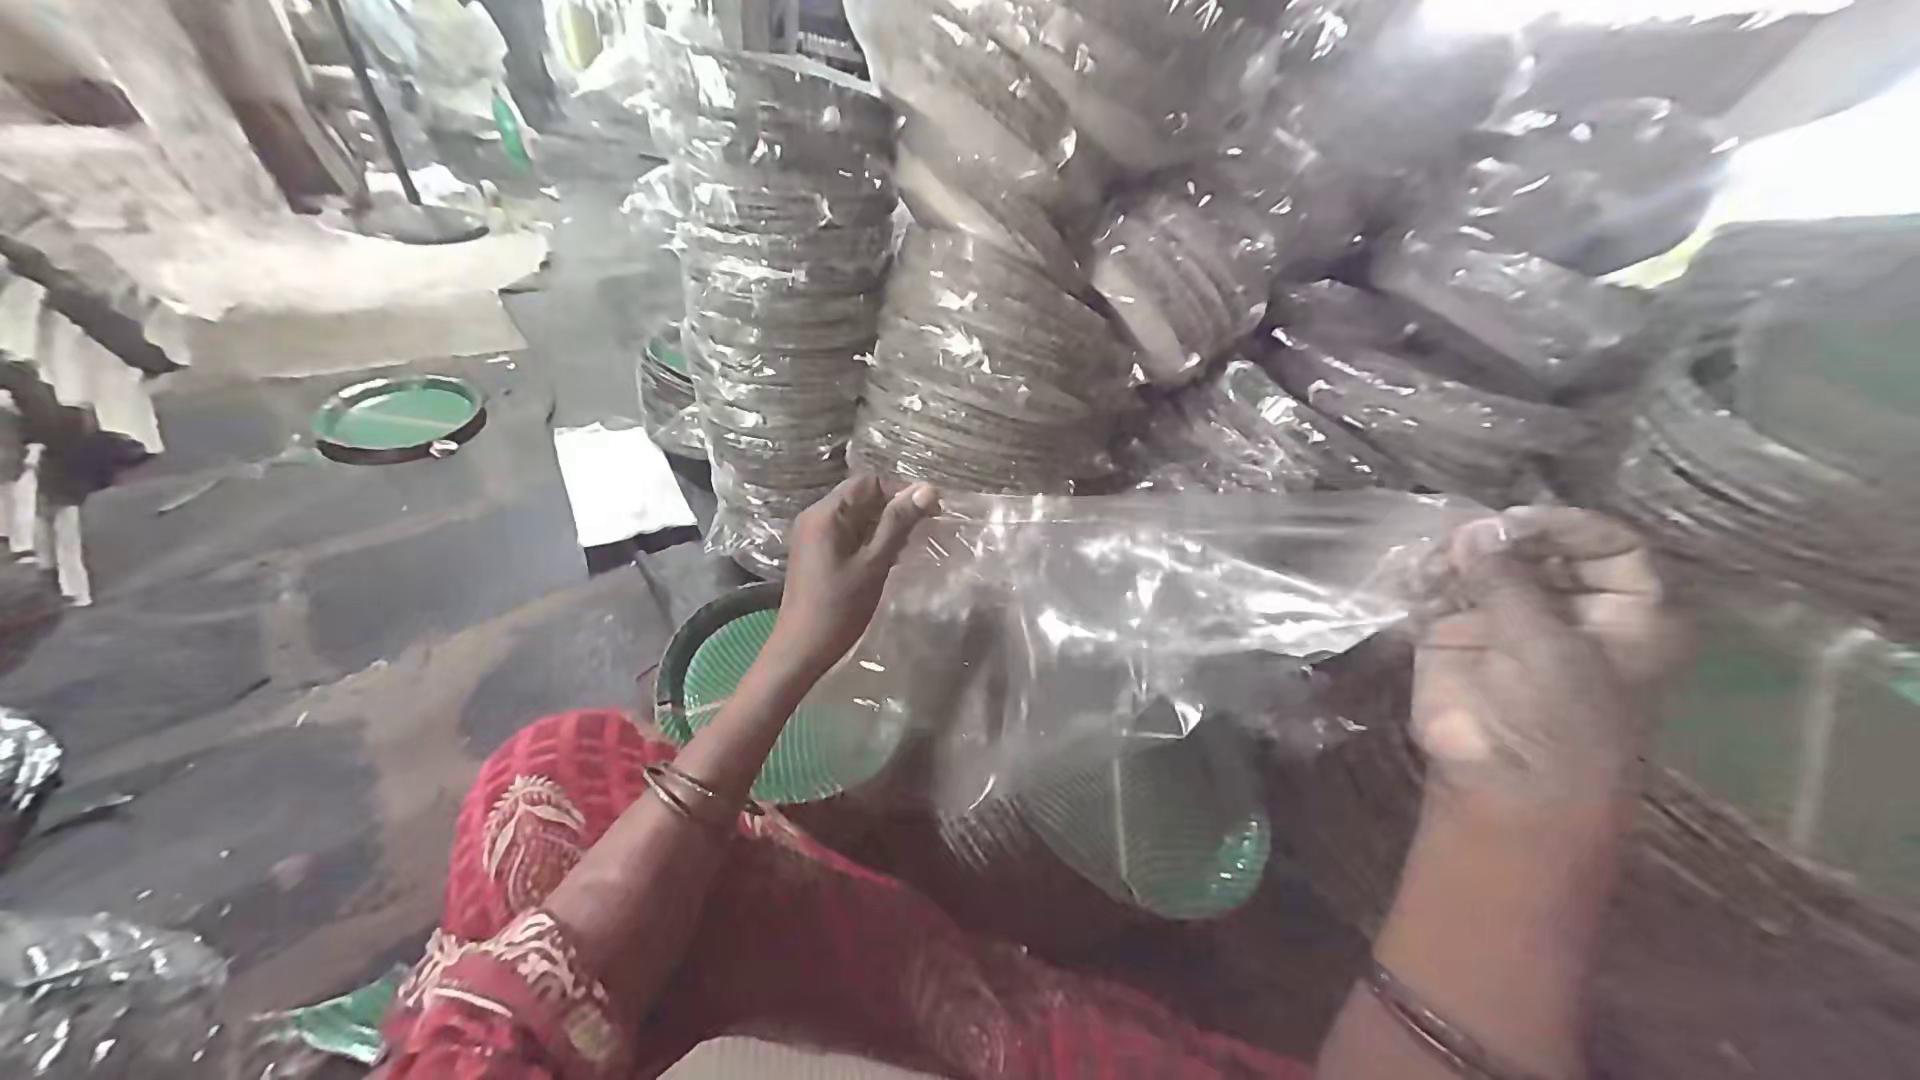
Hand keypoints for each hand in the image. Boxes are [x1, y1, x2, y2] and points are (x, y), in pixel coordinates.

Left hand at [767, 475, 940, 679]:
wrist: (801, 649)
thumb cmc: (839, 607)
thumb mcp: (874, 563)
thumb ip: (899, 524)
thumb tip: (928, 489)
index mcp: (825, 514)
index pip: (868, 482)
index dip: (901, 490)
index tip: (931, 508)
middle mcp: (815, 517)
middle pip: (861, 496)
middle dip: (895, 507)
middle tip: (927, 525)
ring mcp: (813, 535)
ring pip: (857, 516)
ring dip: (885, 524)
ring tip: (913, 542)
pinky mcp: (817, 553)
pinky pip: (849, 533)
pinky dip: (871, 538)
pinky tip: (891, 555)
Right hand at [1413, 507, 1684, 799]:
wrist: (1503, 779)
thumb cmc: (1556, 716)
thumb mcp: (1548, 644)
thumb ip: (1508, 581)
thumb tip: (1474, 529)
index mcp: (1620, 613)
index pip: (1608, 547)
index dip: (1568, 527)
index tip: (1518, 523)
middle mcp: (1562, 609)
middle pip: (1537, 550)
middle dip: (1501, 541)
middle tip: (1463, 538)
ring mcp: (1503, 620)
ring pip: (1481, 567)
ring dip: (1455, 558)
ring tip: (1433, 565)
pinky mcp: (1450, 633)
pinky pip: (1437, 592)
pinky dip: (1423, 581)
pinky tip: (1413, 581)